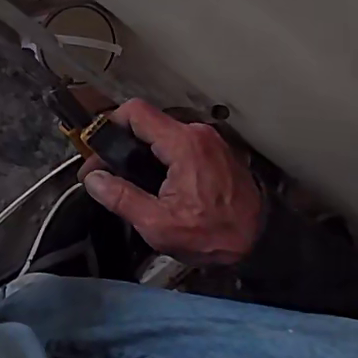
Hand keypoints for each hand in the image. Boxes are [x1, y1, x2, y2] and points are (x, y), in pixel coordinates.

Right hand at [79, 99, 264, 265]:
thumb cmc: (216, 236)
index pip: (135, 111)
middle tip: (104, 171)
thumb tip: (95, 180)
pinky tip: (153, 182)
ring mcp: (210, 143)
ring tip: (127, 180)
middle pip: (146, 123)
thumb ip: (121, 198)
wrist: (262, 246)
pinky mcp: (215, 153)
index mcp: (184, 145)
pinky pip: (178, 145)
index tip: (97, 146)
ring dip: (140, 153)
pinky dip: (160, 158)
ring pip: (161, 134)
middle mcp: (199, 135)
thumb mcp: (158, 224)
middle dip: (120, 145)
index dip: (109, 124)